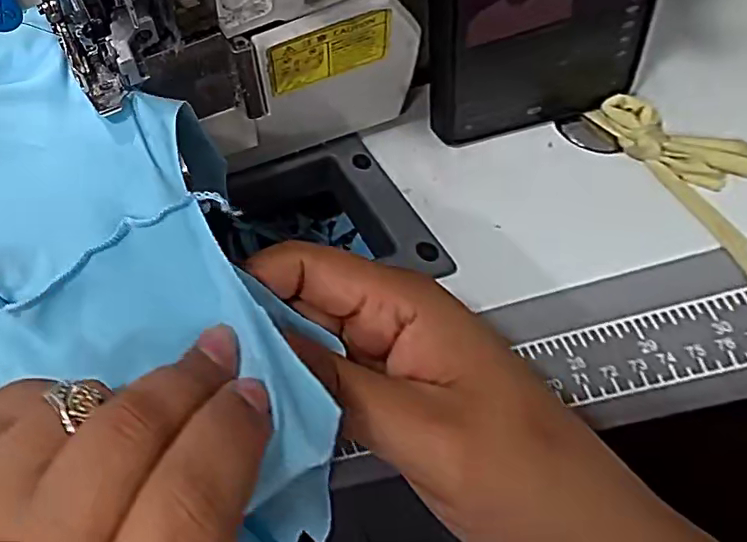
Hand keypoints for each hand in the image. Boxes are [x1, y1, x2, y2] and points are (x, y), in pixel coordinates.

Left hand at [0, 326, 271, 541]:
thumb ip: (199, 525)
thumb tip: (225, 440)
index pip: (186, 494)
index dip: (227, 433)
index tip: (250, 393)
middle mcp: (45, 541)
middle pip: (125, 434)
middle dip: (183, 383)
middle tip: (216, 352)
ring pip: (70, 405)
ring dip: (117, 397)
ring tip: (145, 408)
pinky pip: (15, 403)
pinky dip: (52, 399)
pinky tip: (74, 419)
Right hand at [247, 243, 710, 541]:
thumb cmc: (537, 484)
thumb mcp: (425, 432)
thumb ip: (335, 382)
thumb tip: (259, 346)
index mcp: (401, 300)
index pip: (301, 263)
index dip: (252, 279)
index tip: (210, 312)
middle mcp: (386, 313)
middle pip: (295, 294)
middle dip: (253, 319)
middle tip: (209, 351)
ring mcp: (382, 351)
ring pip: (303, 333)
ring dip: (271, 353)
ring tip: (229, 375)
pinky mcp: (381, 385)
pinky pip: (320, 369)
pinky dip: (293, 381)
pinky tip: (268, 400)